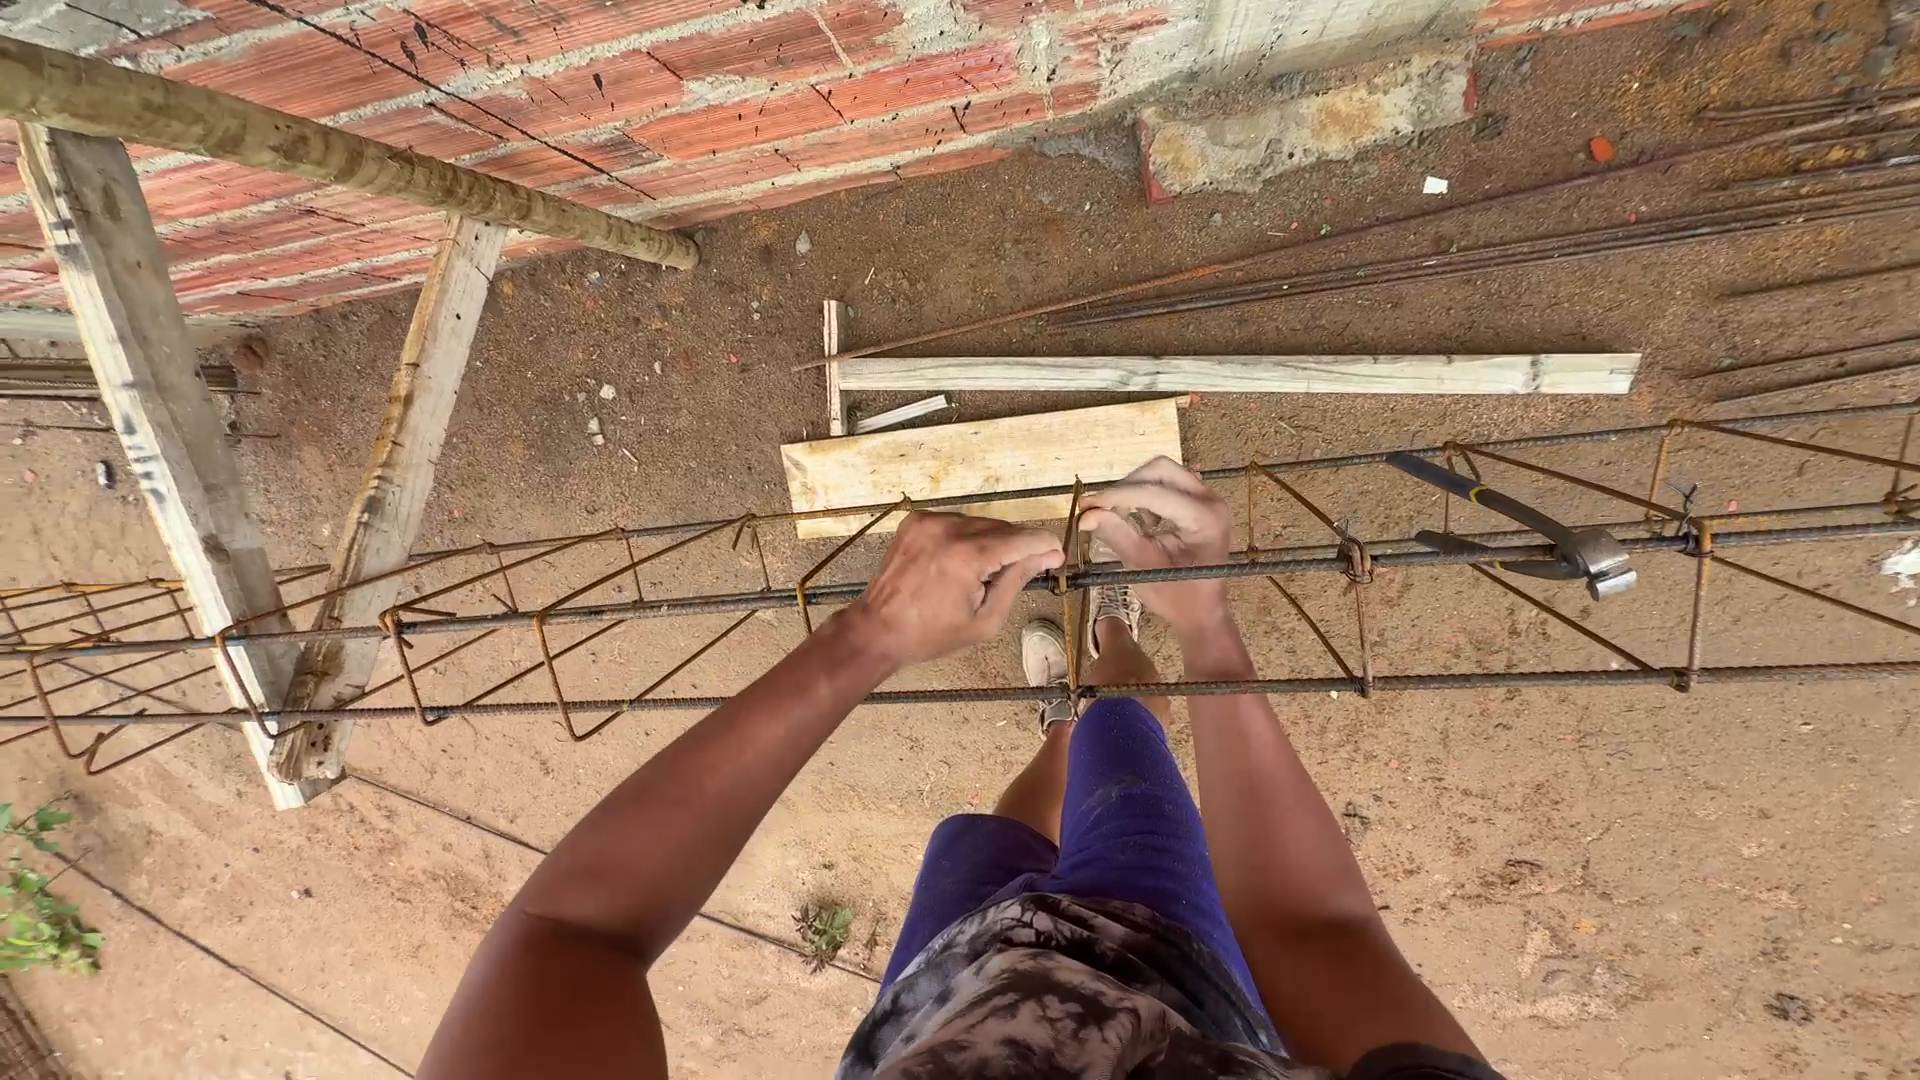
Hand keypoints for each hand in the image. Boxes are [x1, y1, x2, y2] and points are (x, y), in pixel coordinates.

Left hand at [840, 512, 1063, 668]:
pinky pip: (956, 522)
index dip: (1046, 544)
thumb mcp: (985, 620)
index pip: (1023, 538)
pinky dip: (967, 537)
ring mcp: (929, 521)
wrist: (877, 628)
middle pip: (1003, 528)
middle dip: (1019, 546)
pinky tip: (961, 562)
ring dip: (993, 541)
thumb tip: (1046, 555)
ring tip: (986, 572)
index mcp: (968, 556)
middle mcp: (948, 529)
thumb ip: (1016, 581)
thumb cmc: (932, 635)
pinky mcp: (915, 521)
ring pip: (980, 522)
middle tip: (1027, 569)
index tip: (1057, 555)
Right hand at [1079, 457, 1233, 637]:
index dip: (1116, 495)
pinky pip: (1169, 484)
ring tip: (1119, 513)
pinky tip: (1138, 518)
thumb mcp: (1142, 566)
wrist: (1202, 612)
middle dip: (1127, 485)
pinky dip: (1147, 494)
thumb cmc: (1176, 596)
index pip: (1153, 493)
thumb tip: (1086, 515)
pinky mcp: (1200, 501)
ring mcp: (1208, 498)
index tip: (1087, 504)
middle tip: (1102, 506)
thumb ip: (1116, 534)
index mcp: (1203, 518)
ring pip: (1164, 473)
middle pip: (1161, 470)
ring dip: (1136, 488)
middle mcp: (1211, 500)